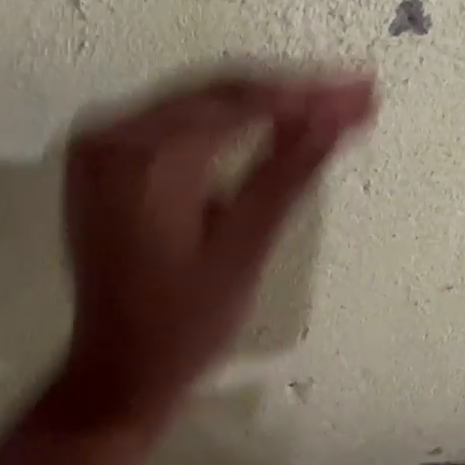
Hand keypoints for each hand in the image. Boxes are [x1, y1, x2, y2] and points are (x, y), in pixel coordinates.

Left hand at [58, 70, 376, 415]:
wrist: (120, 372)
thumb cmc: (183, 326)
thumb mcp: (242, 251)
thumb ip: (288, 173)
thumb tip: (338, 112)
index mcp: (140, 157)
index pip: (235, 101)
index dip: (305, 93)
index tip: (361, 91)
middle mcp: (111, 135)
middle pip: (216, 93)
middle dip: (290, 92)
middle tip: (356, 94)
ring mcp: (102, 145)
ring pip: (199, 102)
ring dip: (263, 102)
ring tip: (328, 103)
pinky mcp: (106, 160)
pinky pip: (178, 122)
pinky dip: (227, 122)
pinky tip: (273, 121)